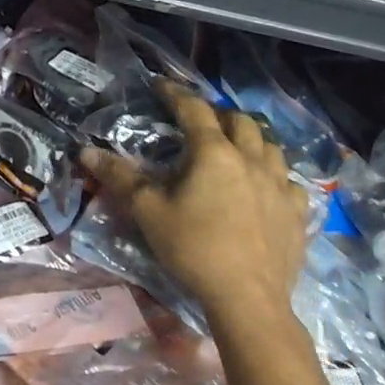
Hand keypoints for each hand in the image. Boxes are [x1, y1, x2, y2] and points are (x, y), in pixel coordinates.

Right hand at [80, 82, 308, 322]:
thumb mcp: (147, 210)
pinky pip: (290, 181)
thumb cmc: (193, 247)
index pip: (193, 109)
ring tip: (232, 146)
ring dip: (250, 139)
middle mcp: (251, 161)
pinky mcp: (297, 214)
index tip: (159, 84)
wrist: (248, 300)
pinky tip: (263, 185)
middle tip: (197, 119)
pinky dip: (273, 173)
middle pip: (240, 122)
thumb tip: (86, 151)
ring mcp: (280, 188)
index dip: (174, 93)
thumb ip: (119, 176)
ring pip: (271, 147)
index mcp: (213, 153)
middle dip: (217, 113)